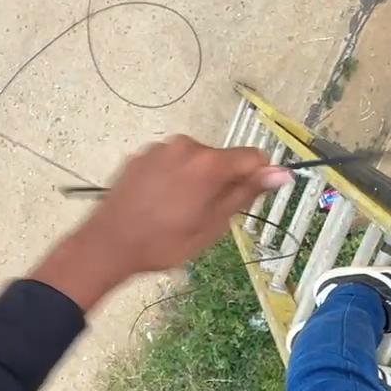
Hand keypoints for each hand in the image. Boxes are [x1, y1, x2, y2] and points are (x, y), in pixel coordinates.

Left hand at [32, 137, 290, 311]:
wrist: (108, 245)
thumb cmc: (164, 242)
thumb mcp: (213, 224)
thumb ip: (247, 193)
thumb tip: (281, 173)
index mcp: (209, 162)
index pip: (253, 157)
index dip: (256, 179)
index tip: (245, 200)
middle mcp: (186, 146)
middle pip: (221, 159)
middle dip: (220, 182)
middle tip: (204, 216)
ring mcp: (160, 148)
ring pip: (194, 162)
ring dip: (195, 181)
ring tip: (178, 212)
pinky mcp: (140, 156)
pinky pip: (170, 163)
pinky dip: (172, 179)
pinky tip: (159, 204)